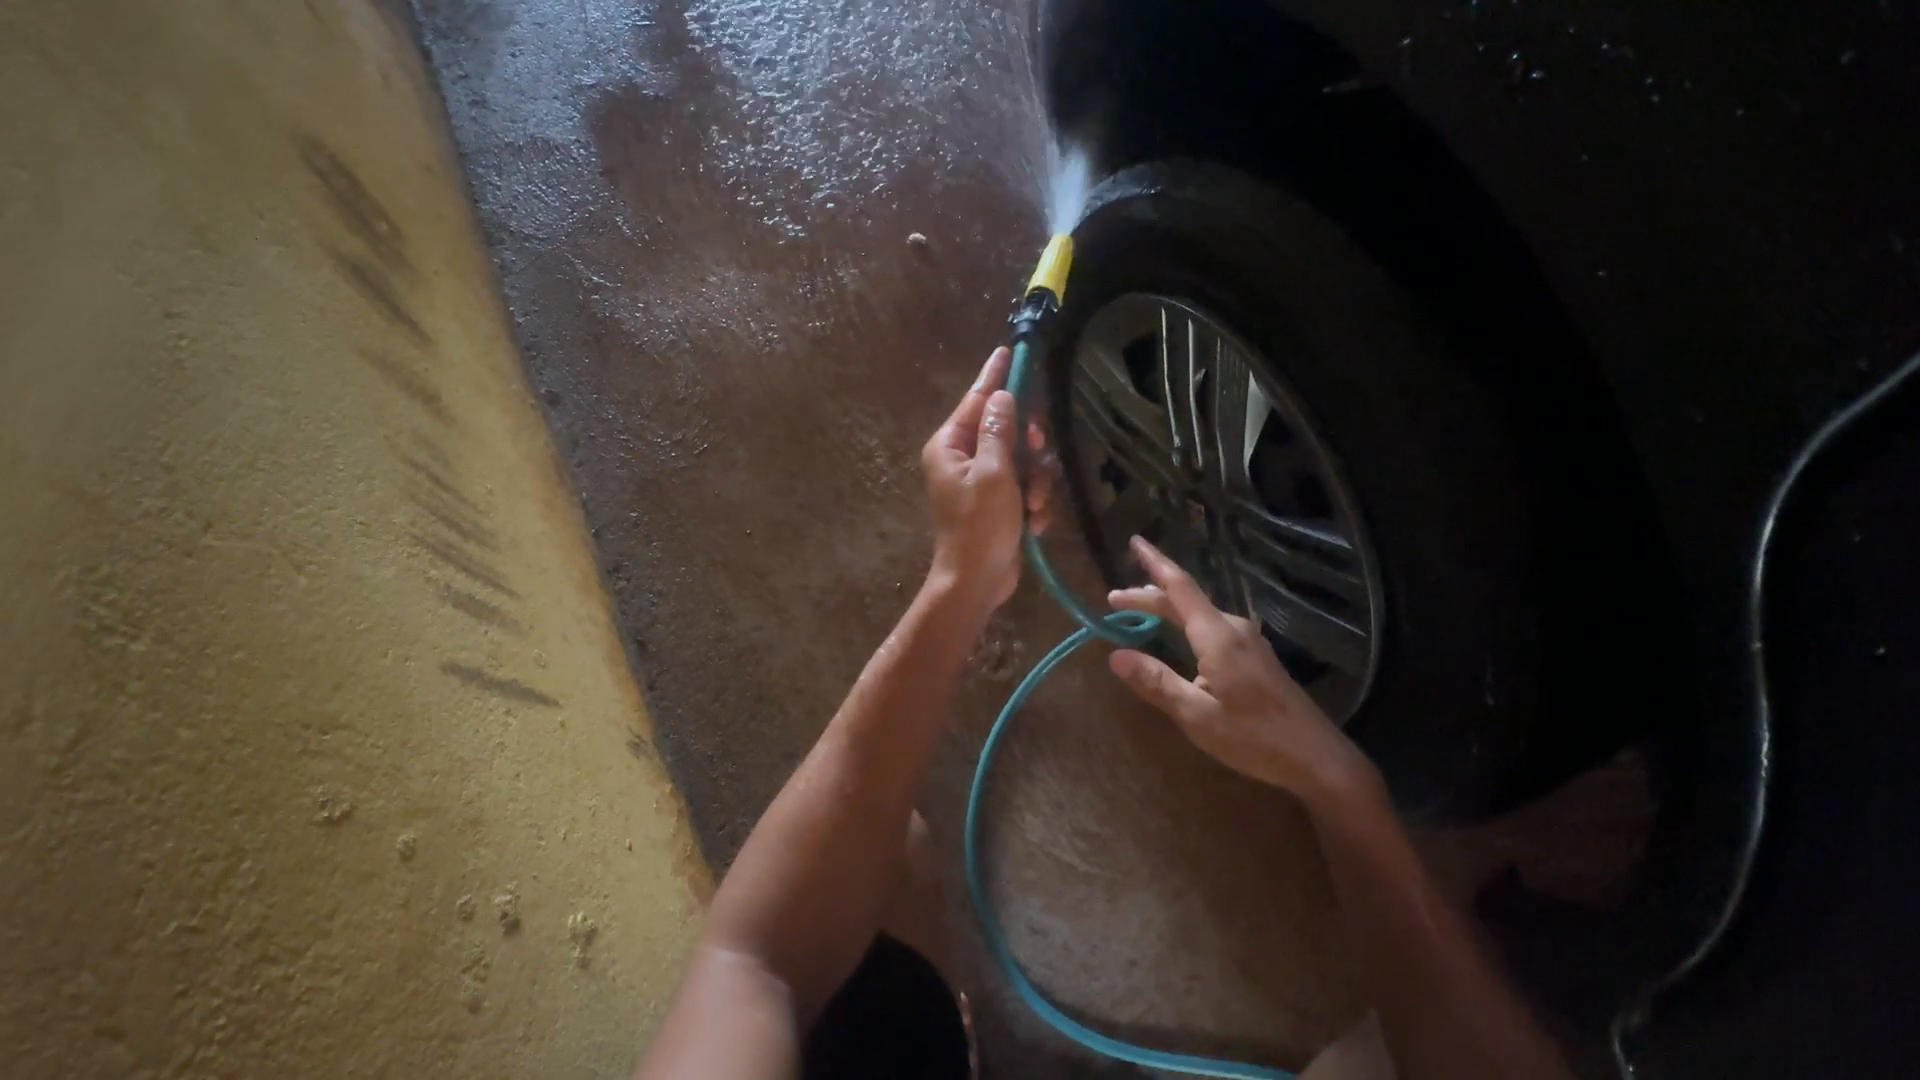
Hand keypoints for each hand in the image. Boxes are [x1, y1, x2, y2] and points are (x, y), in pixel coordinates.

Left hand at [921, 347, 1053, 610]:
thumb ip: (999, 431)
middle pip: (1006, 428)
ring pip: (1024, 459)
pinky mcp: (1000, 502)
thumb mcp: (994, 474)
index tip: (1009, 351)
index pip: (976, 400)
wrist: (978, 582)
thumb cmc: (980, 527)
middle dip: (1028, 447)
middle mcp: (963, 458)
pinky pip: (1027, 486)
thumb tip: (1003, 395)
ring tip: (1033, 506)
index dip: (996, 376)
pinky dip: (1034, 504)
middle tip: (1036, 451)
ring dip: (1036, 482)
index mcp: (950, 446)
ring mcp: (982, 481)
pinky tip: (1033, 523)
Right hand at [1107, 536, 1374, 804]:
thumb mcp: (1196, 716)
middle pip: (1185, 600)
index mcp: (1217, 636)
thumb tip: (1115, 656)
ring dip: (1167, 609)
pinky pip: (1211, 626)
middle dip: (1148, 596)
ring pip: (1198, 614)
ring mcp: (1247, 641)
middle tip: (1113, 600)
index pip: (1179, 588)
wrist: (1316, 757)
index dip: (1155, 564)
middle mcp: (1233, 629)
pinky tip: (1177, 636)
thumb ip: (1156, 682)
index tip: (1134, 541)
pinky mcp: (1254, 656)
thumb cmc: (1254, 737)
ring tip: (1138, 613)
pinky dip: (1184, 623)